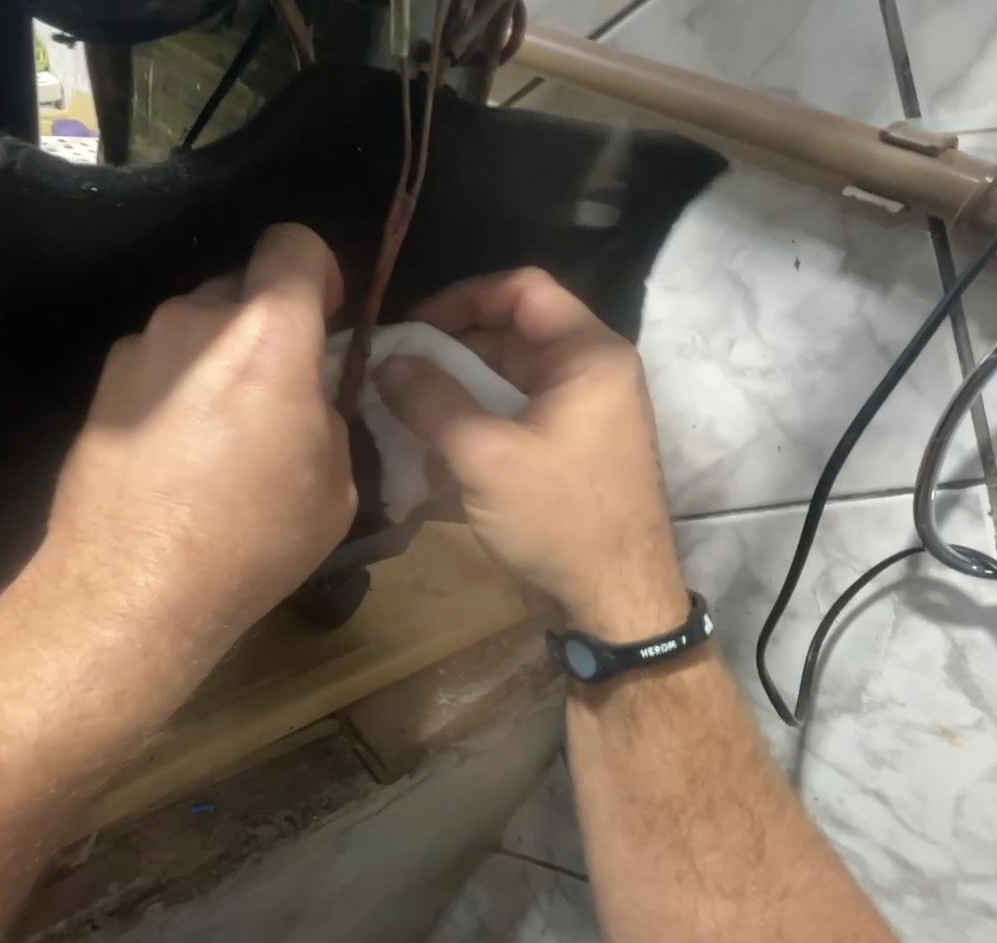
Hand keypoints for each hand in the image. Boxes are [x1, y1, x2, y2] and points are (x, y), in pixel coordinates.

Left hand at [39, 224, 355, 641]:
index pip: (293, 244)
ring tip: (216, 437)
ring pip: (195, 329)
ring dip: (216, 361)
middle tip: (272, 396)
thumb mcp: (335, 487)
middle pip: (241, 288)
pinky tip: (172, 453)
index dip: (317, 272)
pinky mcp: (101, 387)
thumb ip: (328, 416)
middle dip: (265, 329)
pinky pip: (156, 365)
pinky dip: (174, 389)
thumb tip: (307, 399)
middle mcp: (195, 322)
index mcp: (267, 337)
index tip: (323, 318)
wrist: (134, 588)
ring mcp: (139, 350)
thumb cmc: (251, 541)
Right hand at [374, 268, 686, 641]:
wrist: (611, 598)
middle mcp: (587, 375)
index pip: (522, 289)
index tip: (412, 327)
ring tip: (402, 414)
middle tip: (394, 375)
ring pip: (504, 383)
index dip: (462, 298)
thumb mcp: (484, 454)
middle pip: (509, 337)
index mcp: (586, 356)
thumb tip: (386, 363)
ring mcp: (577, 417)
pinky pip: (510, 421)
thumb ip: (431, 400)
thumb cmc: (557, 517)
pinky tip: (430, 451)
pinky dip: (471, 427)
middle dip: (448, 353)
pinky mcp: (563, 454)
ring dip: (453, 395)